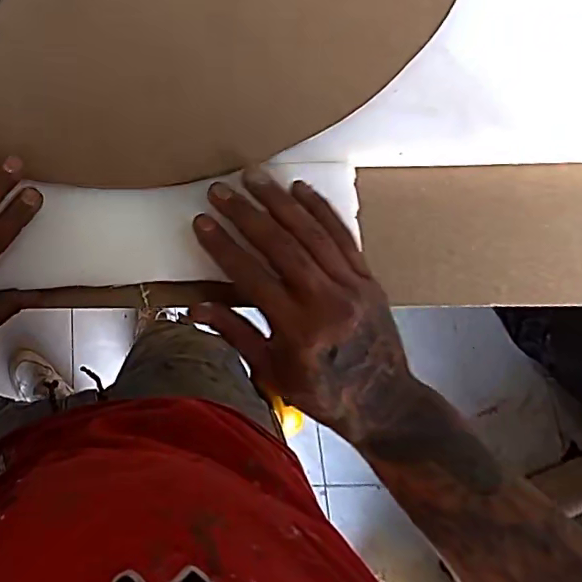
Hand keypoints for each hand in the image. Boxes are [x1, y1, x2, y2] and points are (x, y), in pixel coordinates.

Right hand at [189, 167, 418, 443]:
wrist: (386, 403)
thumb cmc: (323, 392)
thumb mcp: (272, 371)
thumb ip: (235, 333)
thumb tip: (195, 308)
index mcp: (299, 328)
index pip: (252, 276)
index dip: (223, 246)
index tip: (202, 222)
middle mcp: (327, 301)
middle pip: (281, 246)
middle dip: (246, 214)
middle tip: (221, 191)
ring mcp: (352, 286)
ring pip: (311, 234)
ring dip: (279, 202)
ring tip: (254, 178)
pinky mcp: (369, 278)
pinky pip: (343, 237)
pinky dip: (321, 210)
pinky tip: (299, 189)